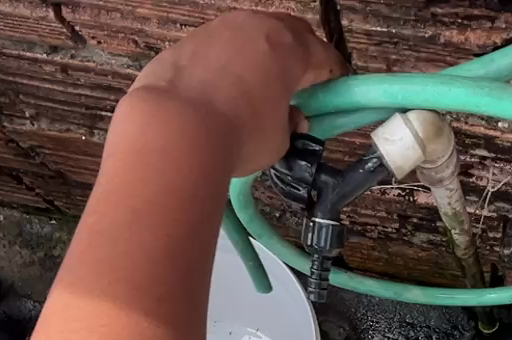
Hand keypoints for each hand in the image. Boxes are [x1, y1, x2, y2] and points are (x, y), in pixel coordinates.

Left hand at [120, 11, 347, 176]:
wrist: (176, 129)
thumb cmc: (238, 135)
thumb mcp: (278, 140)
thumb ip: (289, 124)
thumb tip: (290, 118)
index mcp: (289, 48)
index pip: (323, 56)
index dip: (332, 74)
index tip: (335, 87)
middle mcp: (256, 27)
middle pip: (288, 33)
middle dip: (299, 56)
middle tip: (300, 84)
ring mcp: (220, 29)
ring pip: (251, 37)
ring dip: (260, 58)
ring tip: (259, 90)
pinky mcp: (189, 41)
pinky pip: (220, 50)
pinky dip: (229, 66)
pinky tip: (224, 93)